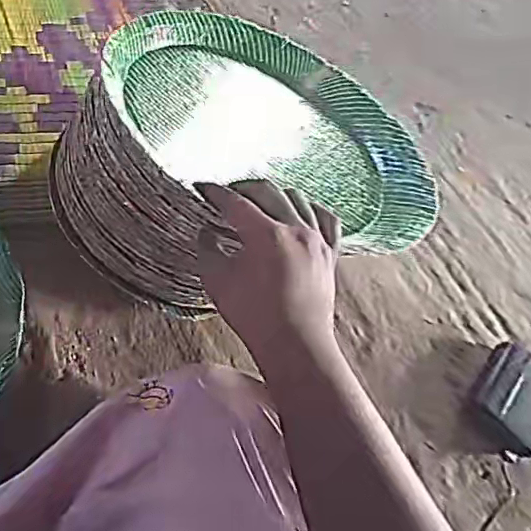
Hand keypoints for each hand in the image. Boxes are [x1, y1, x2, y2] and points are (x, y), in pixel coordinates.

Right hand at [195, 180, 342, 360]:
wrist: (294, 343)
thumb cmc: (252, 314)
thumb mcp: (215, 279)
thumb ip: (207, 247)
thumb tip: (207, 231)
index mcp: (265, 234)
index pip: (234, 201)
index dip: (214, 192)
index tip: (201, 188)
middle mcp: (295, 229)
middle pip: (266, 190)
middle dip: (241, 187)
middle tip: (225, 195)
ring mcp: (317, 240)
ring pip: (296, 198)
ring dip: (272, 195)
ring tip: (257, 203)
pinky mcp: (330, 253)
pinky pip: (324, 217)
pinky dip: (307, 209)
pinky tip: (296, 213)